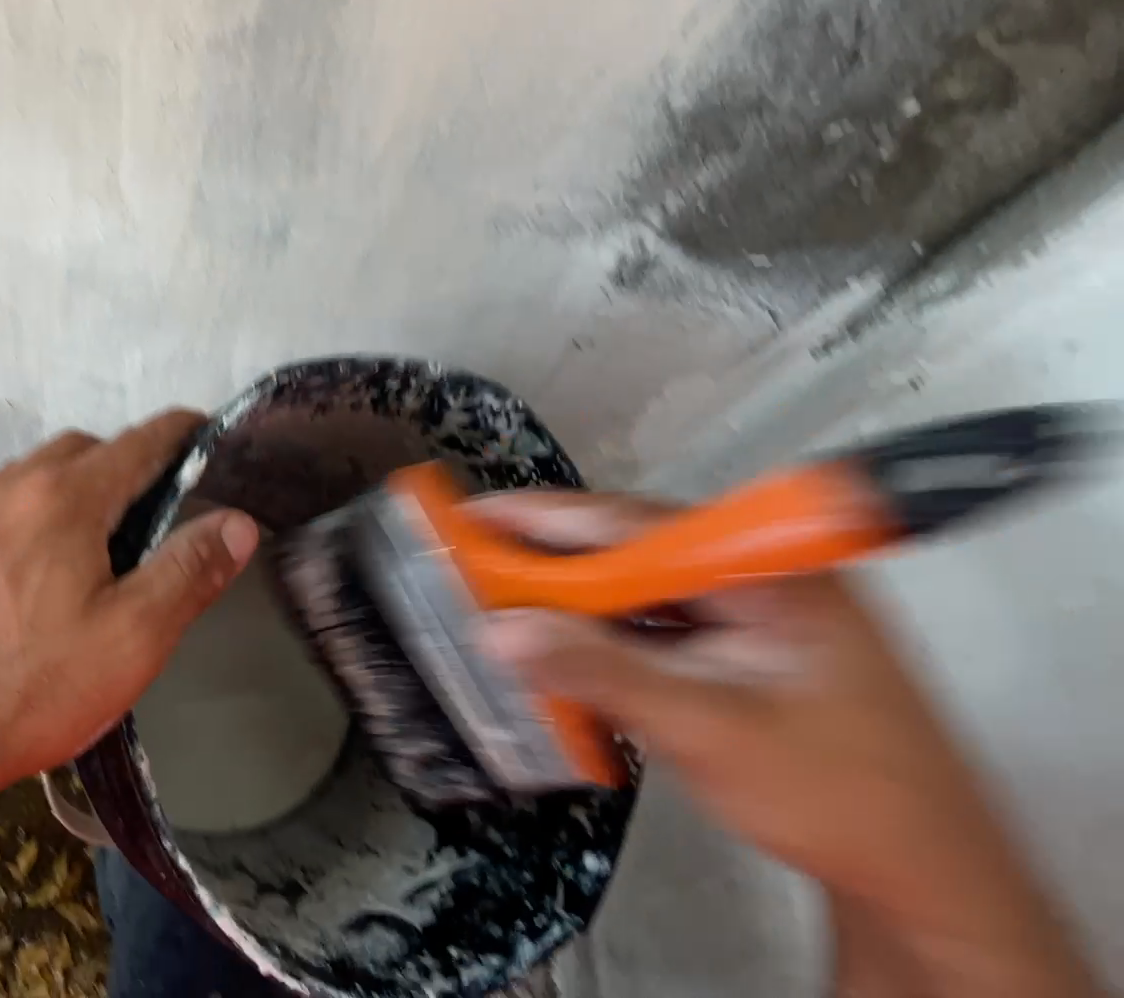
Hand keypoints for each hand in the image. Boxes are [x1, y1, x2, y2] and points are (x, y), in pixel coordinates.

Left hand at [0, 410, 258, 797]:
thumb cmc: (29, 686)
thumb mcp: (132, 637)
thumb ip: (189, 571)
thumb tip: (239, 521)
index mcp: (64, 495)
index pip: (140, 440)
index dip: (183, 433)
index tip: (209, 434)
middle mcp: (11, 485)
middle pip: (87, 449)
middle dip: (130, 463)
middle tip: (162, 510)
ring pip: (41, 474)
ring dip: (83, 486)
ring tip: (109, 541)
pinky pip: (8, 503)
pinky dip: (43, 510)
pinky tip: (48, 567)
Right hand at [472, 491, 1101, 996]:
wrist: (923, 878)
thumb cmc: (836, 796)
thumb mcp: (706, 727)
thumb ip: (599, 672)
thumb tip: (500, 632)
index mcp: (770, 572)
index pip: (635, 526)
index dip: (545, 518)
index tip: (474, 517)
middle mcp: (759, 576)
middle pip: (630, 550)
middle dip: (549, 559)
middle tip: (472, 561)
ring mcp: (750, 613)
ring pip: (635, 588)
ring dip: (570, 601)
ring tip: (502, 602)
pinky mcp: (737, 648)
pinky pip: (650, 625)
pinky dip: (599, 637)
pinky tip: (560, 650)